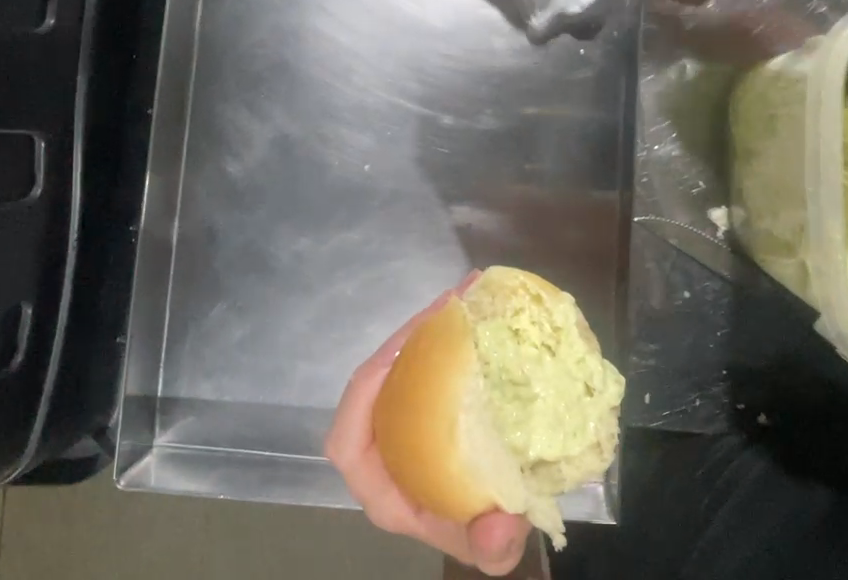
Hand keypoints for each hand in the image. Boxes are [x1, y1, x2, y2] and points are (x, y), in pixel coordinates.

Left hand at [325, 275, 532, 574]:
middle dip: (408, 340)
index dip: (361, 397)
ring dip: (433, 329)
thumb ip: (489, 547)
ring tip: (469, 295)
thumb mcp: (489, 552)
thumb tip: (501, 525)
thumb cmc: (479, 536)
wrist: (498, 527)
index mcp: (384, 483)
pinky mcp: (431, 405)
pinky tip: (480, 316)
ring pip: (407, 366)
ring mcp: (409, 421)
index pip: (347, 440)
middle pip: (379, 386)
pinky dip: (452, 338)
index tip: (394, 358)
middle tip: (450, 303)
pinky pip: (432, 366)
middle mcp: (388, 446)